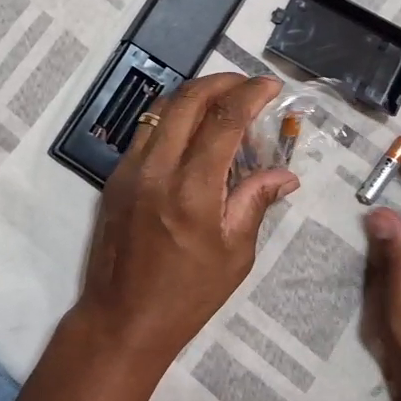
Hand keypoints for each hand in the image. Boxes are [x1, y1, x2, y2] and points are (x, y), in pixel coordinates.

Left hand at [74, 74, 299, 366]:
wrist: (122, 317)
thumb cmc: (187, 294)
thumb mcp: (235, 254)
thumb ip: (256, 202)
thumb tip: (285, 172)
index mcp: (192, 190)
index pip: (223, 121)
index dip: (250, 94)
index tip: (271, 85)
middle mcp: (157, 169)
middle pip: (188, 101)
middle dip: (221, 82)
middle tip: (246, 84)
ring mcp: (130, 169)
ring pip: (160, 109)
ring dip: (193, 95)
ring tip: (221, 100)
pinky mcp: (115, 177)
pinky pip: (144, 131)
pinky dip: (170, 117)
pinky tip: (190, 129)